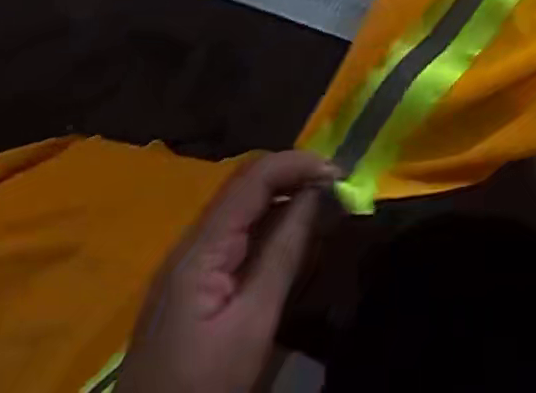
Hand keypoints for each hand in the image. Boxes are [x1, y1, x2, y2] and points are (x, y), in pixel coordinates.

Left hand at [117, 151, 338, 392]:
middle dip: (297, 174)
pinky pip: (242, 232)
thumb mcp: (254, 319)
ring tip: (331, 201)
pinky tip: (302, 230)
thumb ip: (285, 251)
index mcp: (201, 250)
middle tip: (343, 184)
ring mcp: (192, 263)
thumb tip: (319, 193)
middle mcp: (192, 245)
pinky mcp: (198, 281)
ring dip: (290, 194)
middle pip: (247, 185)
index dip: (299, 164)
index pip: (253, 179)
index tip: (342, 173)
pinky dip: (277, 219)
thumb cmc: (204, 381)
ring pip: (246, 206)